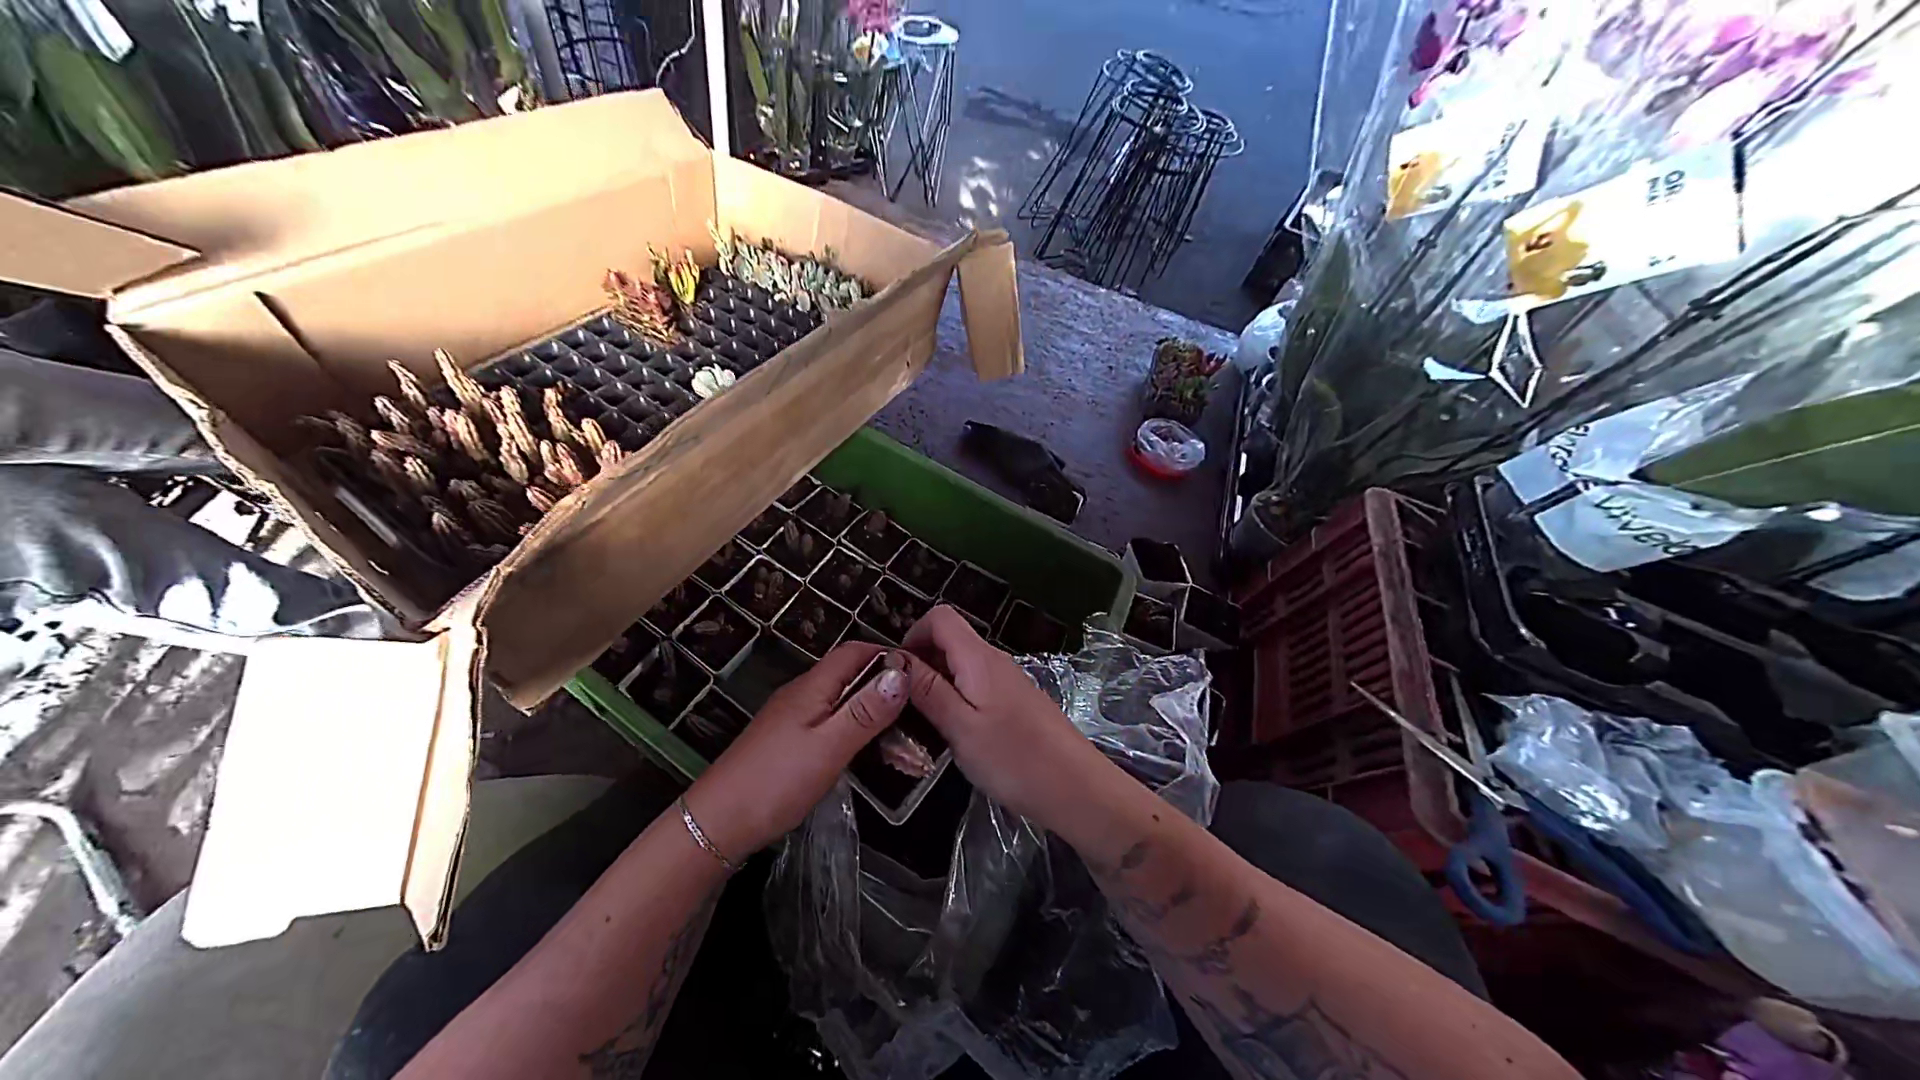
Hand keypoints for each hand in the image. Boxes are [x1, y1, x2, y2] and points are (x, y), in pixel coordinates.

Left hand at [684, 642, 906, 861]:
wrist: (716, 824)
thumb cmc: (776, 782)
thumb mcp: (829, 746)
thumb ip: (866, 711)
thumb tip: (902, 671)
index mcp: (812, 687)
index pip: (855, 651)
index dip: (888, 655)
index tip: (922, 675)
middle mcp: (801, 694)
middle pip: (849, 674)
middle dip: (884, 685)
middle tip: (919, 710)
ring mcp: (791, 718)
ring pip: (840, 700)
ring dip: (871, 711)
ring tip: (901, 736)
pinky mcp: (786, 741)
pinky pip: (829, 722)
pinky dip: (854, 730)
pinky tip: (865, 752)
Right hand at [902, 606, 1116, 829]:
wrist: (1077, 790)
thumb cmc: (1015, 759)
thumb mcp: (960, 727)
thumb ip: (927, 690)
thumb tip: (895, 658)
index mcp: (979, 658)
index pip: (940, 617)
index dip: (912, 635)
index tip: (895, 674)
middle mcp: (994, 661)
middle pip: (948, 641)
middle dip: (919, 665)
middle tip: (902, 707)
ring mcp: (1007, 682)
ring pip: (960, 668)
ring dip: (935, 687)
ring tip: (923, 727)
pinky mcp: (1015, 704)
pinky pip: (975, 688)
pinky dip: (956, 702)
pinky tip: (953, 736)